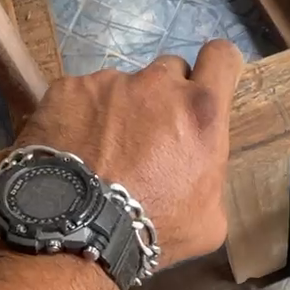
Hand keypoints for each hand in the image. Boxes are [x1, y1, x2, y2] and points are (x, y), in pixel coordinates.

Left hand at [17, 41, 243, 265]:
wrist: (78, 231)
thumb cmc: (154, 230)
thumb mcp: (208, 222)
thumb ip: (210, 182)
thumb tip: (199, 177)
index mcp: (201, 112)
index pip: (221, 57)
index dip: (217, 69)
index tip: (206, 86)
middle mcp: (157, 85)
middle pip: (169, 72)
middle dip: (164, 98)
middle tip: (148, 138)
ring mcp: (108, 82)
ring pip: (121, 87)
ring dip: (118, 112)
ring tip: (100, 154)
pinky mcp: (67, 89)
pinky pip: (79, 98)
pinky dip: (79, 118)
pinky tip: (72, 152)